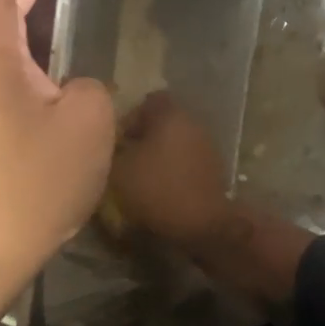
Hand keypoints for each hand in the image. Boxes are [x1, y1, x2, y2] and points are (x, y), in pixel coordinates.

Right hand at [110, 91, 233, 251]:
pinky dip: (173, 169)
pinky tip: (160, 188)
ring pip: (175, 141)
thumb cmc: (156, 189)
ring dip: (158, 154)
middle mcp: (192, 123)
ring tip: (141, 176)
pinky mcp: (213, 169)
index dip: (129, 118)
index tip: (117, 140)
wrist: (202, 224)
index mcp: (169, 115)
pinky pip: (186, 160)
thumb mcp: (119, 170)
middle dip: (143, 137)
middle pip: (162, 121)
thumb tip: (110, 144)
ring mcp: (206, 146)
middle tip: (125, 158)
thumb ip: (111, 150)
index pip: (148, 101)